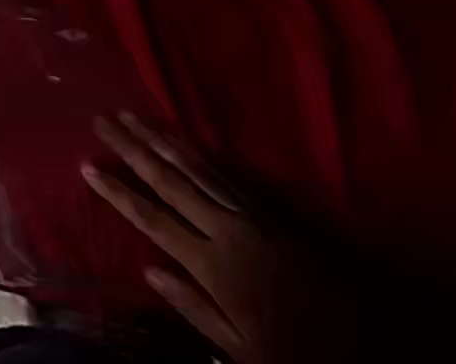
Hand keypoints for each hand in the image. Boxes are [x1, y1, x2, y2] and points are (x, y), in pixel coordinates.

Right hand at [85, 113, 349, 363]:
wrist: (366, 339)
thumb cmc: (293, 350)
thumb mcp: (241, 350)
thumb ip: (193, 307)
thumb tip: (149, 269)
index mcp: (211, 263)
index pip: (151, 218)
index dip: (118, 191)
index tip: (88, 164)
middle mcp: (223, 227)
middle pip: (168, 179)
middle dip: (132, 148)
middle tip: (103, 120)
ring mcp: (246, 212)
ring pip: (194, 166)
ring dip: (160, 139)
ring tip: (132, 116)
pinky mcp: (266, 206)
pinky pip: (224, 172)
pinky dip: (197, 151)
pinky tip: (179, 138)